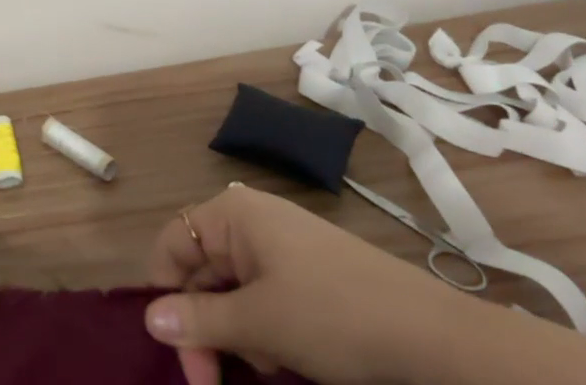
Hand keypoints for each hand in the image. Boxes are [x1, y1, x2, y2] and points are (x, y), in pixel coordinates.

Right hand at [143, 183, 470, 384]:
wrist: (437, 340)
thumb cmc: (334, 317)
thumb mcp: (258, 323)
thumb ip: (198, 319)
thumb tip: (148, 318)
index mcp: (234, 215)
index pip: (172, 245)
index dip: (164, 295)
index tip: (175, 350)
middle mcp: (254, 223)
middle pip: (200, 272)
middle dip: (203, 326)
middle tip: (210, 382)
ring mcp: (285, 249)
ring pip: (232, 292)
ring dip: (235, 334)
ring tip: (264, 365)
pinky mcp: (310, 277)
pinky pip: (264, 300)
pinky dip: (263, 332)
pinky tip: (283, 359)